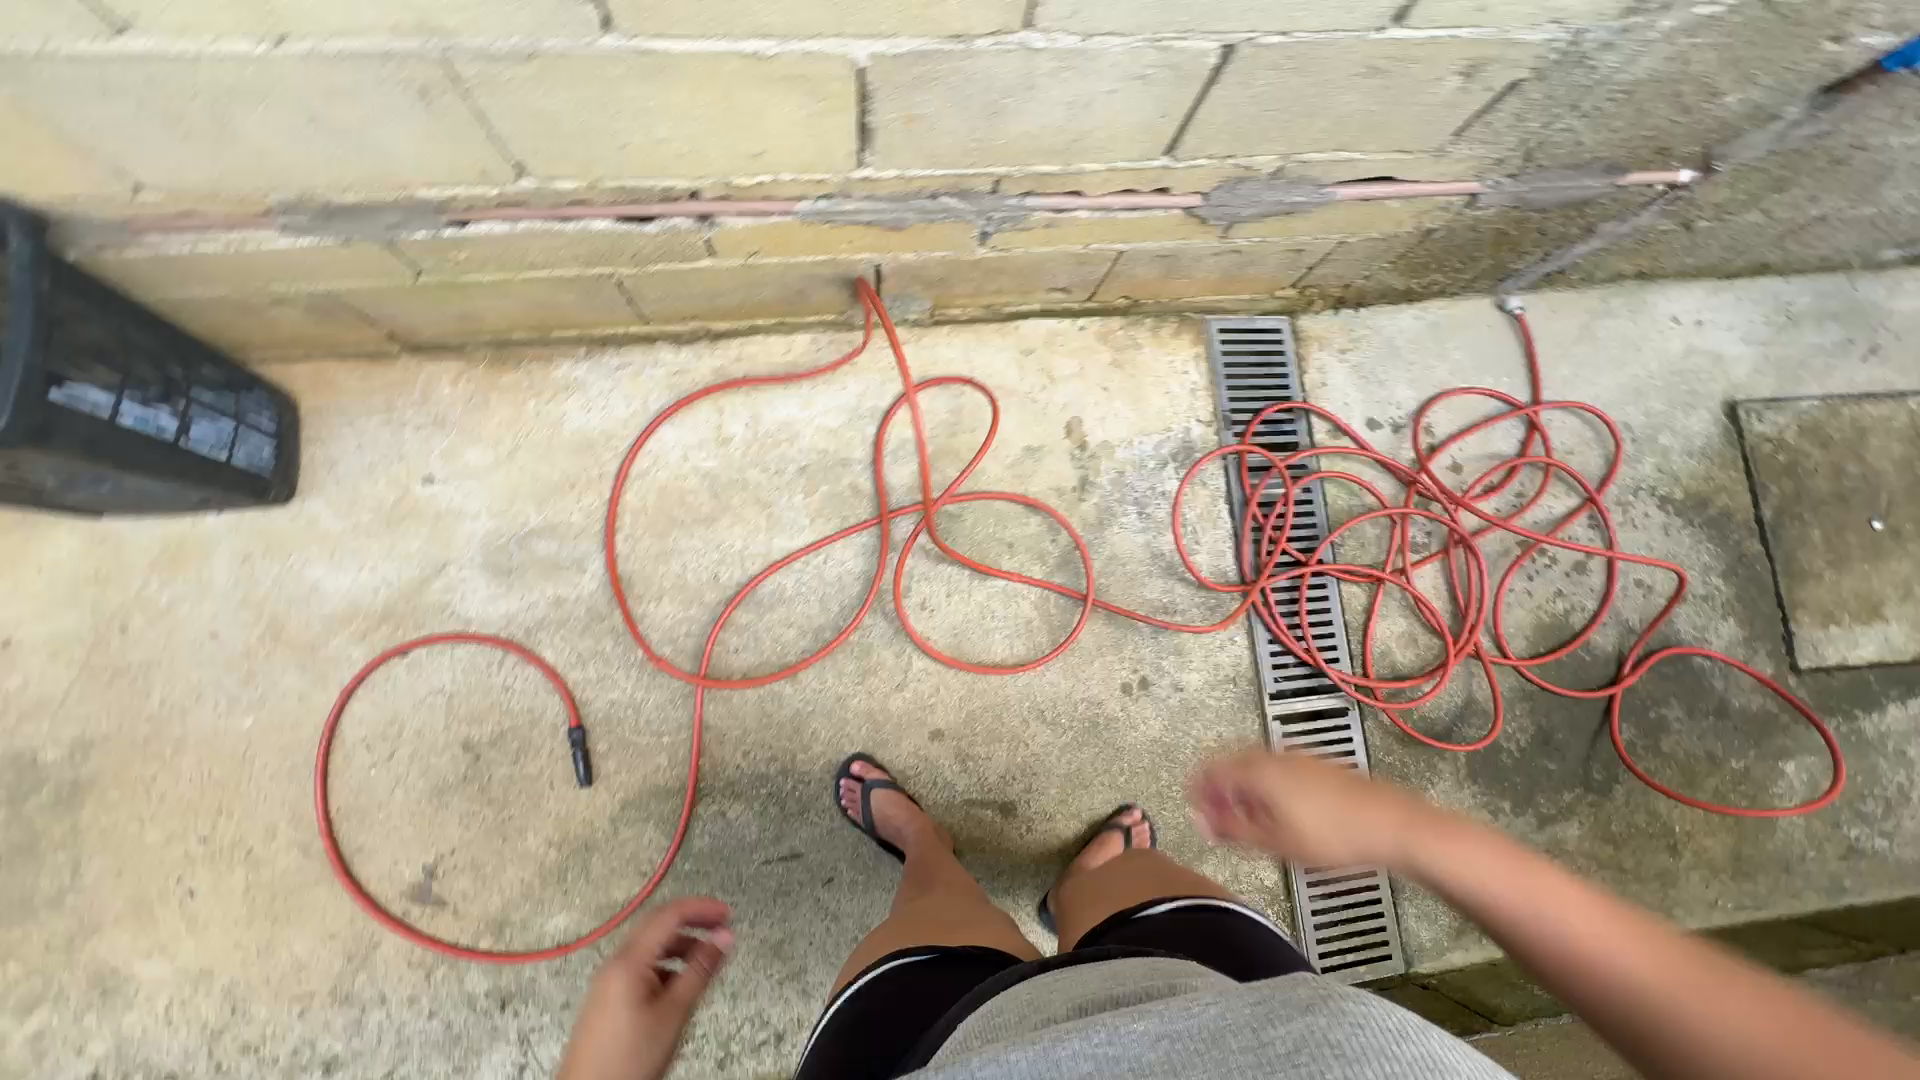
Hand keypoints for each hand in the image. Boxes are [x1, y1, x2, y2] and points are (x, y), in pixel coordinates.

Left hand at [557, 896, 734, 1079]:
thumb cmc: (631, 1057)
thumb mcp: (674, 1013)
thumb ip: (701, 970)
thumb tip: (725, 936)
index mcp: (629, 960)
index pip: (669, 914)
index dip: (702, 908)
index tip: (728, 915)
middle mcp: (615, 964)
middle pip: (657, 927)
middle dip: (692, 924)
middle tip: (722, 930)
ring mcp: (608, 982)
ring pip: (649, 949)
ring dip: (680, 946)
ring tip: (706, 961)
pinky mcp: (607, 1000)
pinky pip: (641, 968)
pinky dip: (665, 966)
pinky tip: (679, 987)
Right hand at [1189, 748, 1439, 869]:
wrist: (1392, 825)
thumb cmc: (1331, 835)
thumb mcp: (1274, 841)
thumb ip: (1231, 829)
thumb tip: (1201, 820)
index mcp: (1255, 769)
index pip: (1209, 770)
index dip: (1197, 792)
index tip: (1196, 815)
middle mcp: (1272, 755)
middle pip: (1230, 766)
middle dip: (1220, 792)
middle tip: (1219, 822)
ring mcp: (1296, 757)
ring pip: (1254, 769)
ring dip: (1243, 791)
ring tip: (1248, 823)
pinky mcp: (1316, 765)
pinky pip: (1276, 771)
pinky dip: (1266, 788)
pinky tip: (1278, 814)